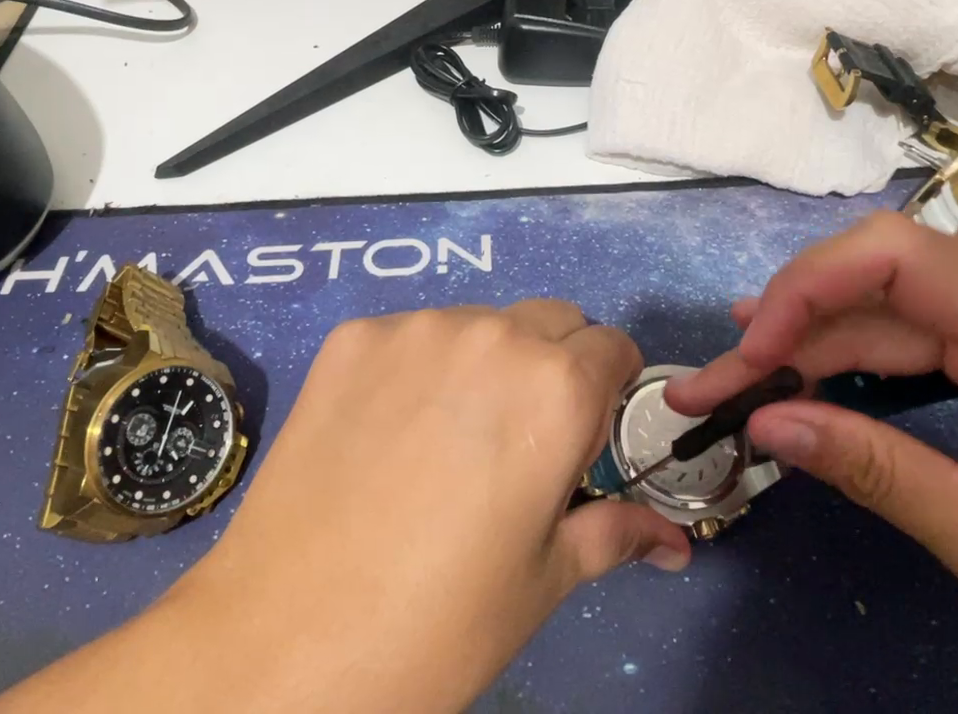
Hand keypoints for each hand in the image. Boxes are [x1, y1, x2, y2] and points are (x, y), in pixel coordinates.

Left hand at [0, 301, 687, 713]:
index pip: (613, 347)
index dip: (608, 392)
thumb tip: (673, 541)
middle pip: (551, 321)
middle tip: (519, 442)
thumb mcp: (543, 581)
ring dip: (486, 362)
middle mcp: (490, 335)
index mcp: (556, 390)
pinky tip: (388, 432)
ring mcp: (411, 330)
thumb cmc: (438, 621)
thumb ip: (615, 534)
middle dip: (555, 367)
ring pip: (480, 323)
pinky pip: (411, 335)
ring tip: (446, 441)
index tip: (583, 438)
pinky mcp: (349, 339)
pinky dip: (419, 367)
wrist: (284, 637)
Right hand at [667, 212, 957, 713]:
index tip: (747, 354)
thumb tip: (765, 423)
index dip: (804, 289)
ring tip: (732, 382)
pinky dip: (849, 364)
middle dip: (786, 327)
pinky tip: (796, 374)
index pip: (896, 258)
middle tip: (711, 385)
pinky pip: (914, 344)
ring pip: (887, 313)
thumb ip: (877, 472)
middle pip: (879, 283)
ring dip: (806, 347)